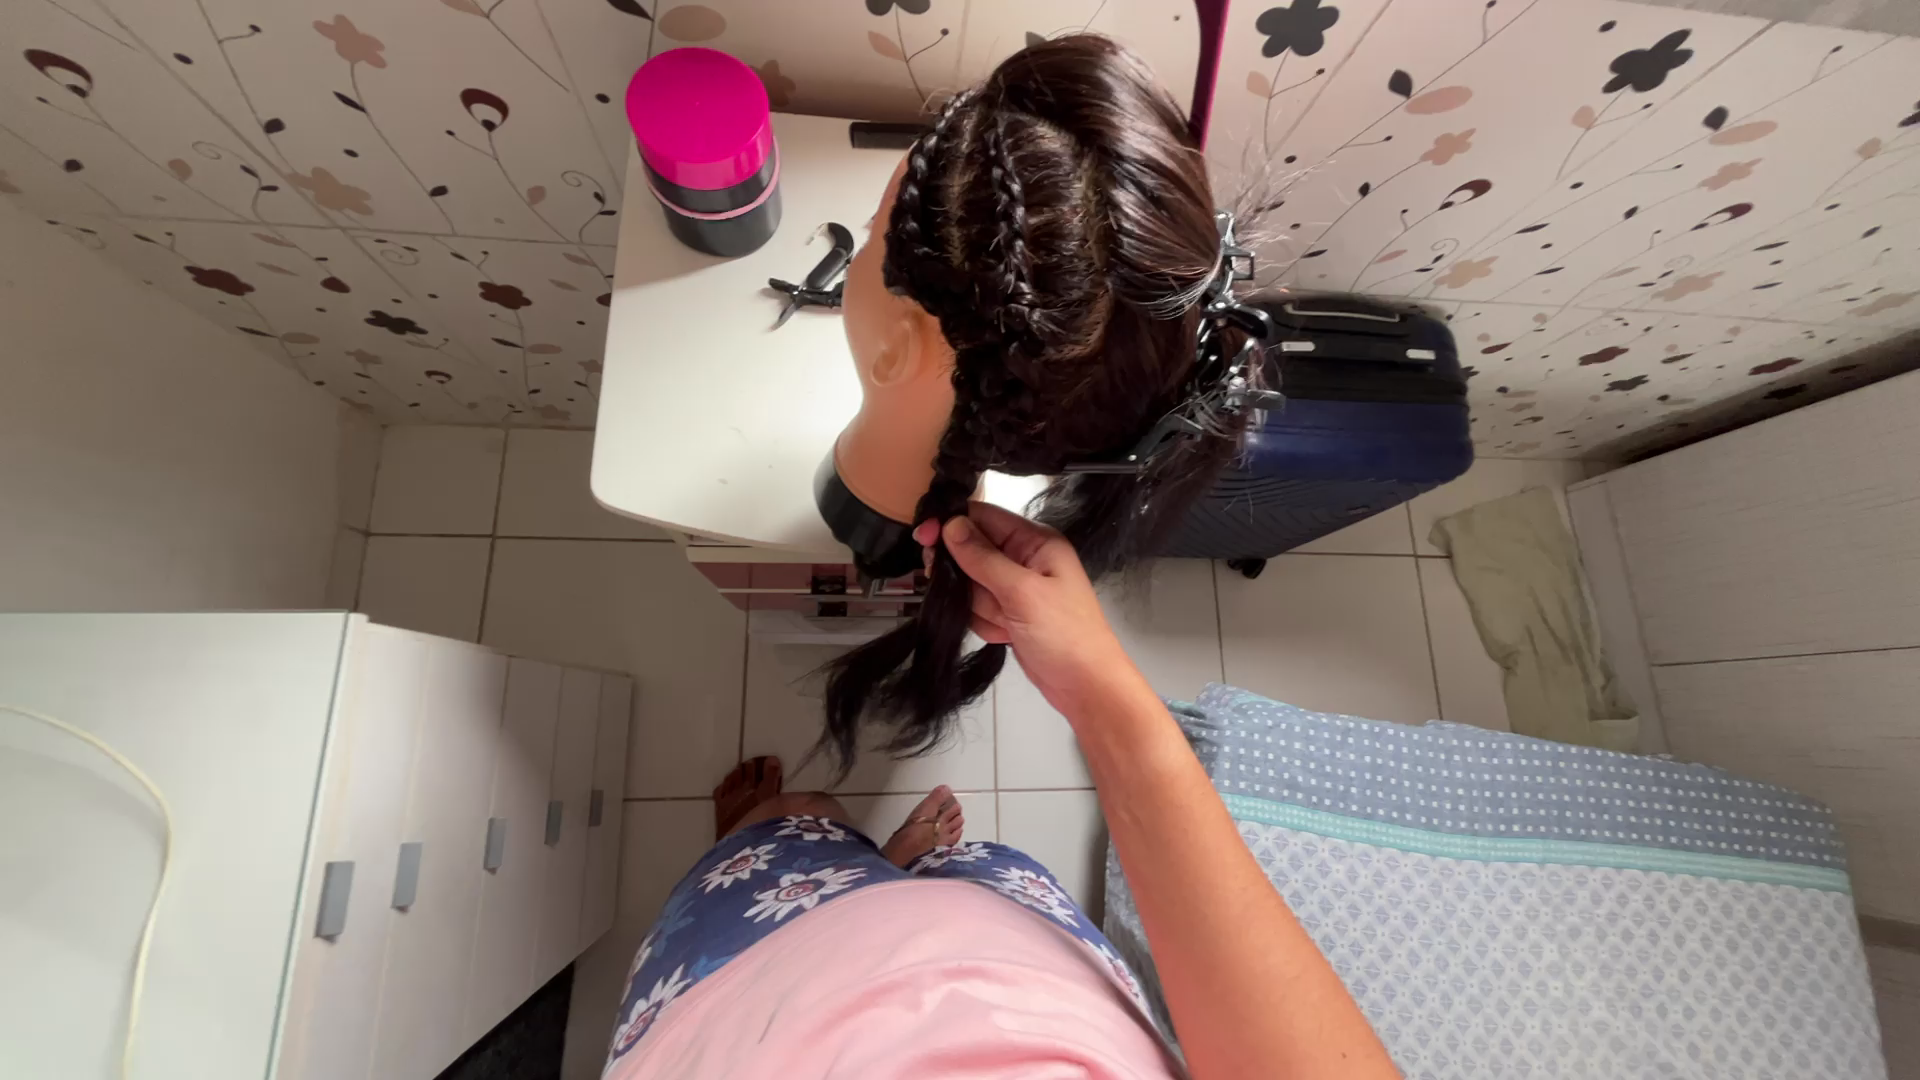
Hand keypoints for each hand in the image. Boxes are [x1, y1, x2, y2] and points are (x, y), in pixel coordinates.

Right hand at [912, 502, 1141, 715]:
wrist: (1085, 686)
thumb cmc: (1064, 634)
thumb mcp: (1022, 591)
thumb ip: (983, 558)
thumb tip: (951, 524)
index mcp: (1035, 541)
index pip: (983, 517)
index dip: (951, 524)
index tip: (923, 539)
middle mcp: (1023, 558)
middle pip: (970, 552)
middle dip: (968, 578)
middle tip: (979, 596)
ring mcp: (1015, 588)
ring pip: (970, 585)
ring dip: (981, 607)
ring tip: (1009, 623)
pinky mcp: (1008, 613)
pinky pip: (977, 609)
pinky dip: (986, 624)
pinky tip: (1007, 636)